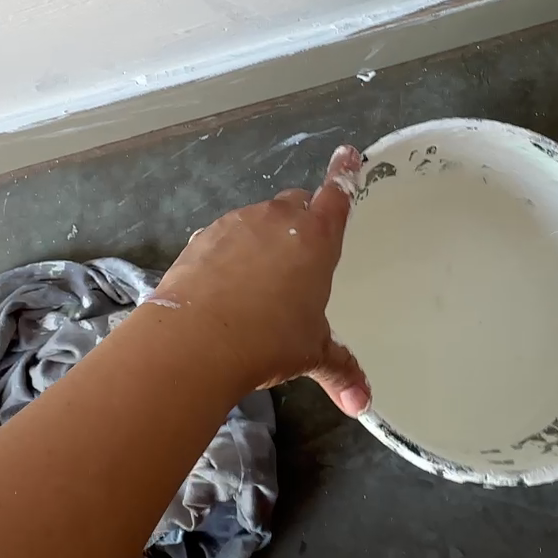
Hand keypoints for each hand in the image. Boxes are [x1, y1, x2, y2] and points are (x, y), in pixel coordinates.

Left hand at [147, 144, 370, 417]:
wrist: (195, 337)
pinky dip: (229, 252)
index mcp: (315, 238)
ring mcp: (235, 224)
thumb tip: (362, 404)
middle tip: (300, 253)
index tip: (347, 153)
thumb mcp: (310, 353)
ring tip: (258, 282)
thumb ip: (339, 369)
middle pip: (295, 203)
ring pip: (257, 219)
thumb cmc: (268, 339)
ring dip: (262, 238)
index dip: (344, 174)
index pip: (336, 195)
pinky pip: (224, 236)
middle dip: (300, 219)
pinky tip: (224, 286)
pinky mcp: (202, 237)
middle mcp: (276, 219)